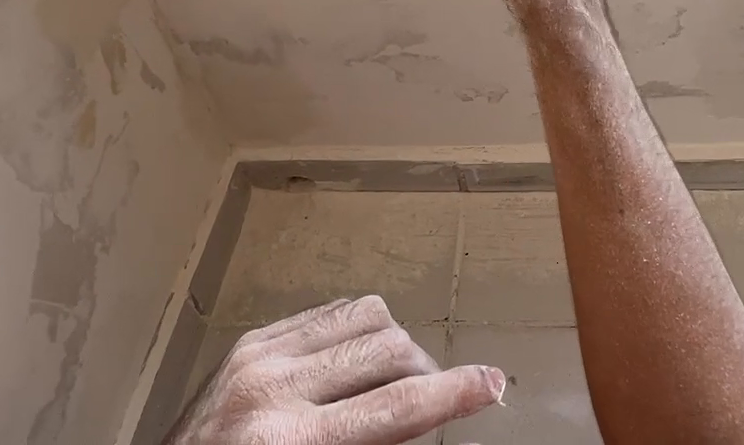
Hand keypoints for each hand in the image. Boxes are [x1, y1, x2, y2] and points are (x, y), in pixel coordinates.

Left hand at [167, 296, 504, 444]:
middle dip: (425, 371)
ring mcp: (259, 353)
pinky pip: (328, 311)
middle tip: (433, 399)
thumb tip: (419, 418)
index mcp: (288, 442)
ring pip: (365, 313)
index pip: (395, 406)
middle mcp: (274, 385)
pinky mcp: (250, 340)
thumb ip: (371, 444)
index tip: (493, 383)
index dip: (453, 393)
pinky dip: (357, 329)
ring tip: (393, 378)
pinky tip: (356, 359)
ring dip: (394, 343)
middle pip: (388, 348)